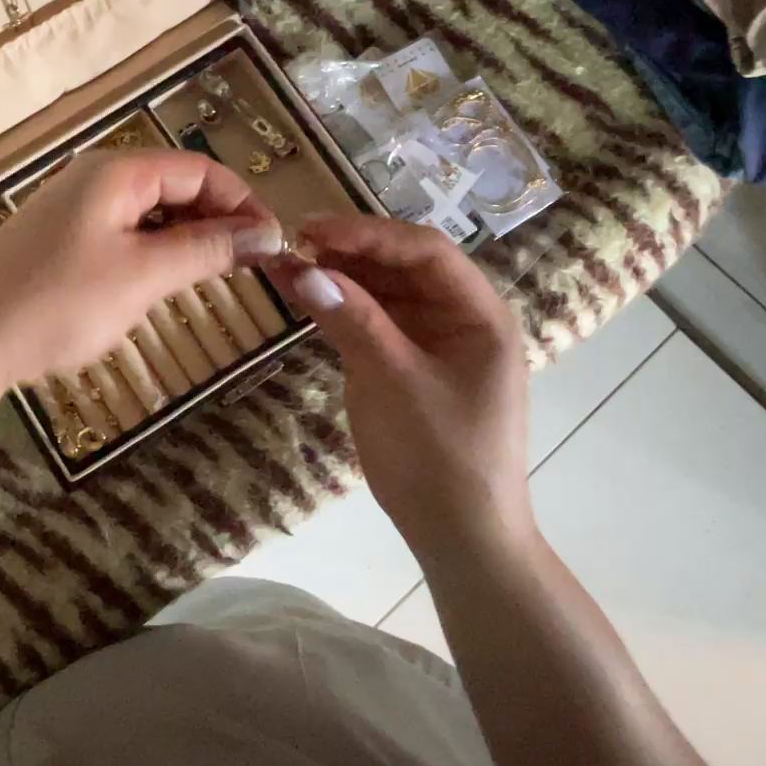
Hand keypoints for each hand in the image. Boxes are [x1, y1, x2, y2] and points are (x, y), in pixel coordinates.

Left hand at [0, 151, 282, 389]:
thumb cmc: (58, 304)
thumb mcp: (142, 276)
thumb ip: (206, 249)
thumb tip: (266, 233)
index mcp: (116, 173)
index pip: (199, 169)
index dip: (243, 202)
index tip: (274, 244)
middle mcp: (93, 179)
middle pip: (174, 185)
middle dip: (217, 219)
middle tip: (250, 266)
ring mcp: (70, 209)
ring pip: (147, 212)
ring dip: (186, 238)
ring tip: (217, 276)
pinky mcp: (57, 241)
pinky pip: (121, 234)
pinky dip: (153, 252)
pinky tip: (163, 283)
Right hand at [265, 216, 532, 551]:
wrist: (456, 534)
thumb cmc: (441, 456)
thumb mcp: (396, 383)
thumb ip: (353, 321)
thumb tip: (302, 268)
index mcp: (480, 315)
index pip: (425, 252)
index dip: (369, 234)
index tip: (313, 231)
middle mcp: (457, 318)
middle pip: (401, 266)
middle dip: (349, 251)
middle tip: (292, 243)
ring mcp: (427, 341)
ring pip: (380, 290)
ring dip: (337, 275)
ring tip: (285, 263)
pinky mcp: (400, 362)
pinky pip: (367, 320)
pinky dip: (335, 306)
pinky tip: (300, 293)